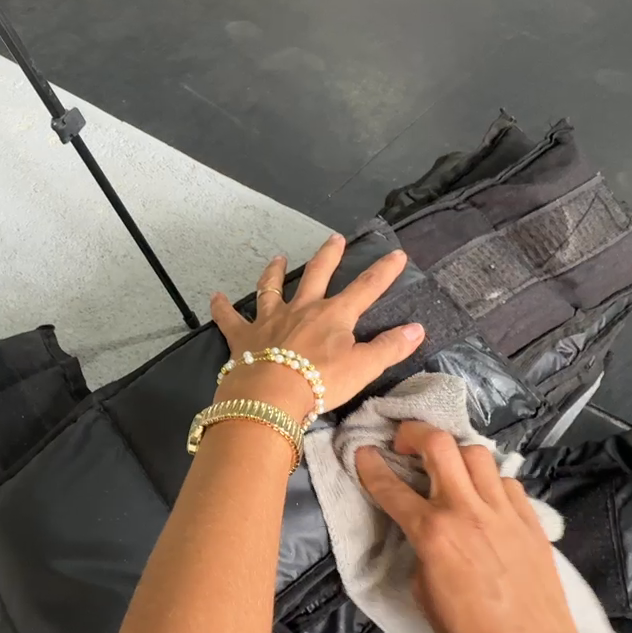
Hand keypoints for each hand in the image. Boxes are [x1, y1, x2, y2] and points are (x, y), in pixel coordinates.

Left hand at [209, 235, 425, 423]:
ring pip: (272, 288)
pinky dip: (221, 307)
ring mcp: (270, 319)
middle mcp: (302, 309)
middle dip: (328, 256)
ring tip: (278, 258)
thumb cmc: (320, 382)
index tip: (396, 253)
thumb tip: (417, 328)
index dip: (383, 271)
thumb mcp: (364, 367)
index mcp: (334, 316)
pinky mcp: (243, 336)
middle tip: (334, 238)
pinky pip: (229, 318)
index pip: (366, 289)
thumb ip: (390, 348)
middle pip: (317, 275)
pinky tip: (214, 296)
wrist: (272, 393)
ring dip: (275, 272)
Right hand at [357, 422, 610, 632]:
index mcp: (432, 533)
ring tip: (447, 468)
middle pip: (439, 443)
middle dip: (413, 433)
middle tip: (405, 444)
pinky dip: (489, 480)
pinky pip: (506, 481)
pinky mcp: (531, 521)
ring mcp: (503, 512)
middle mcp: (466, 511)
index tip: (363, 453)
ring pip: (476, 452)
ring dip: (455, 453)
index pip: (389, 485)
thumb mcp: (423, 593)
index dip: (369, 465)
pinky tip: (484, 498)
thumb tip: (421, 530)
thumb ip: (418, 550)